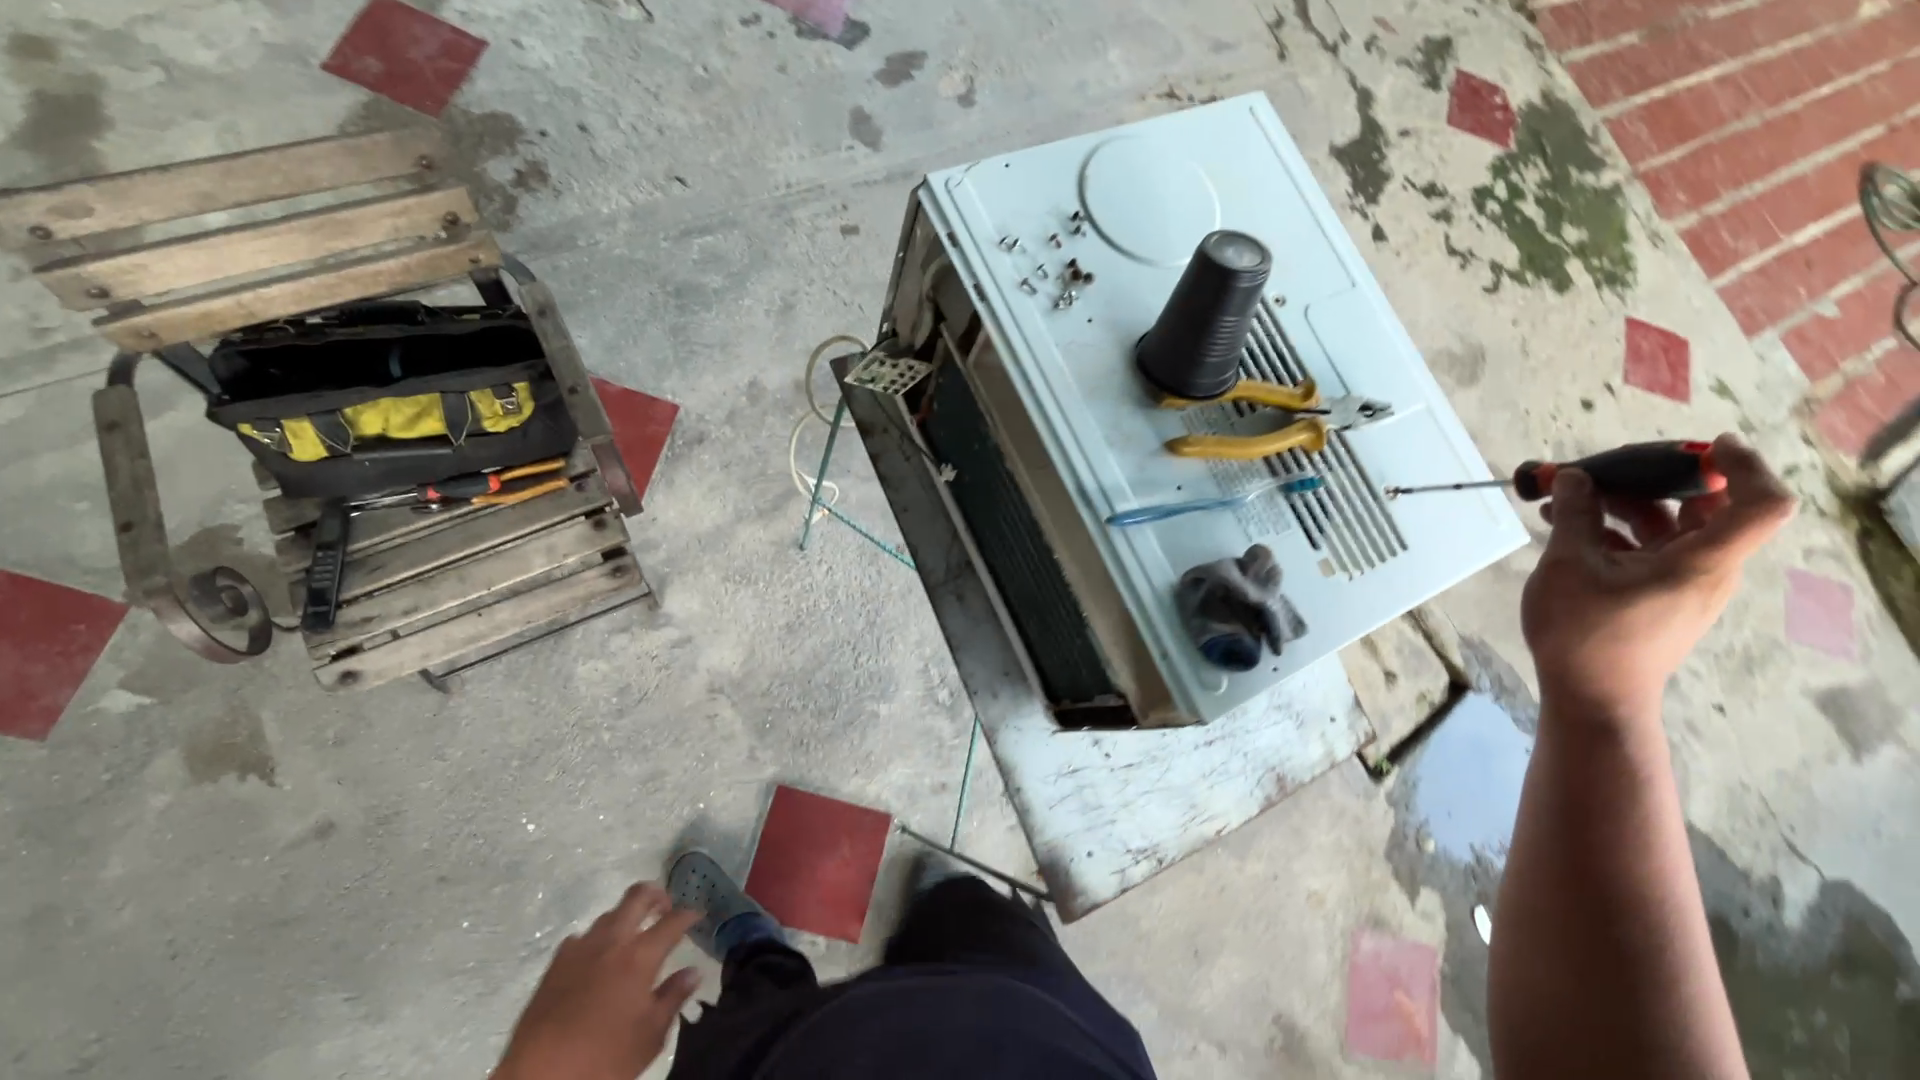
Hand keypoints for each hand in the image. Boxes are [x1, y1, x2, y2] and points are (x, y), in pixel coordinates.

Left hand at [492, 883, 702, 1079]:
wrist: (539, 1077)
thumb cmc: (605, 1059)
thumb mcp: (651, 1035)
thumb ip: (673, 997)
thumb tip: (692, 972)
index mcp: (639, 957)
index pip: (672, 922)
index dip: (689, 915)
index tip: (698, 916)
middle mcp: (610, 943)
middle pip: (636, 897)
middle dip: (657, 895)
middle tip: (666, 908)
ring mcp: (579, 951)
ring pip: (608, 915)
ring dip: (626, 917)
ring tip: (634, 936)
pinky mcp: (554, 966)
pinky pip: (581, 938)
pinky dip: (597, 940)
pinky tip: (597, 960)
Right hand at [1521, 434, 1794, 723]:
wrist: (1591, 699)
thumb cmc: (1584, 632)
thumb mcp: (1568, 565)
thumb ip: (1577, 515)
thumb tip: (1577, 477)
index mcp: (1702, 561)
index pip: (1760, 503)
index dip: (1744, 465)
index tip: (1705, 444)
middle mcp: (1707, 571)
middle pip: (1704, 509)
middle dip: (1655, 479)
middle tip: (1606, 467)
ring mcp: (1683, 587)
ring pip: (1668, 529)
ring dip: (1623, 506)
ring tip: (1567, 497)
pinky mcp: (1658, 600)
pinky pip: (1648, 552)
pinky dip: (1616, 533)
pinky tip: (1568, 528)